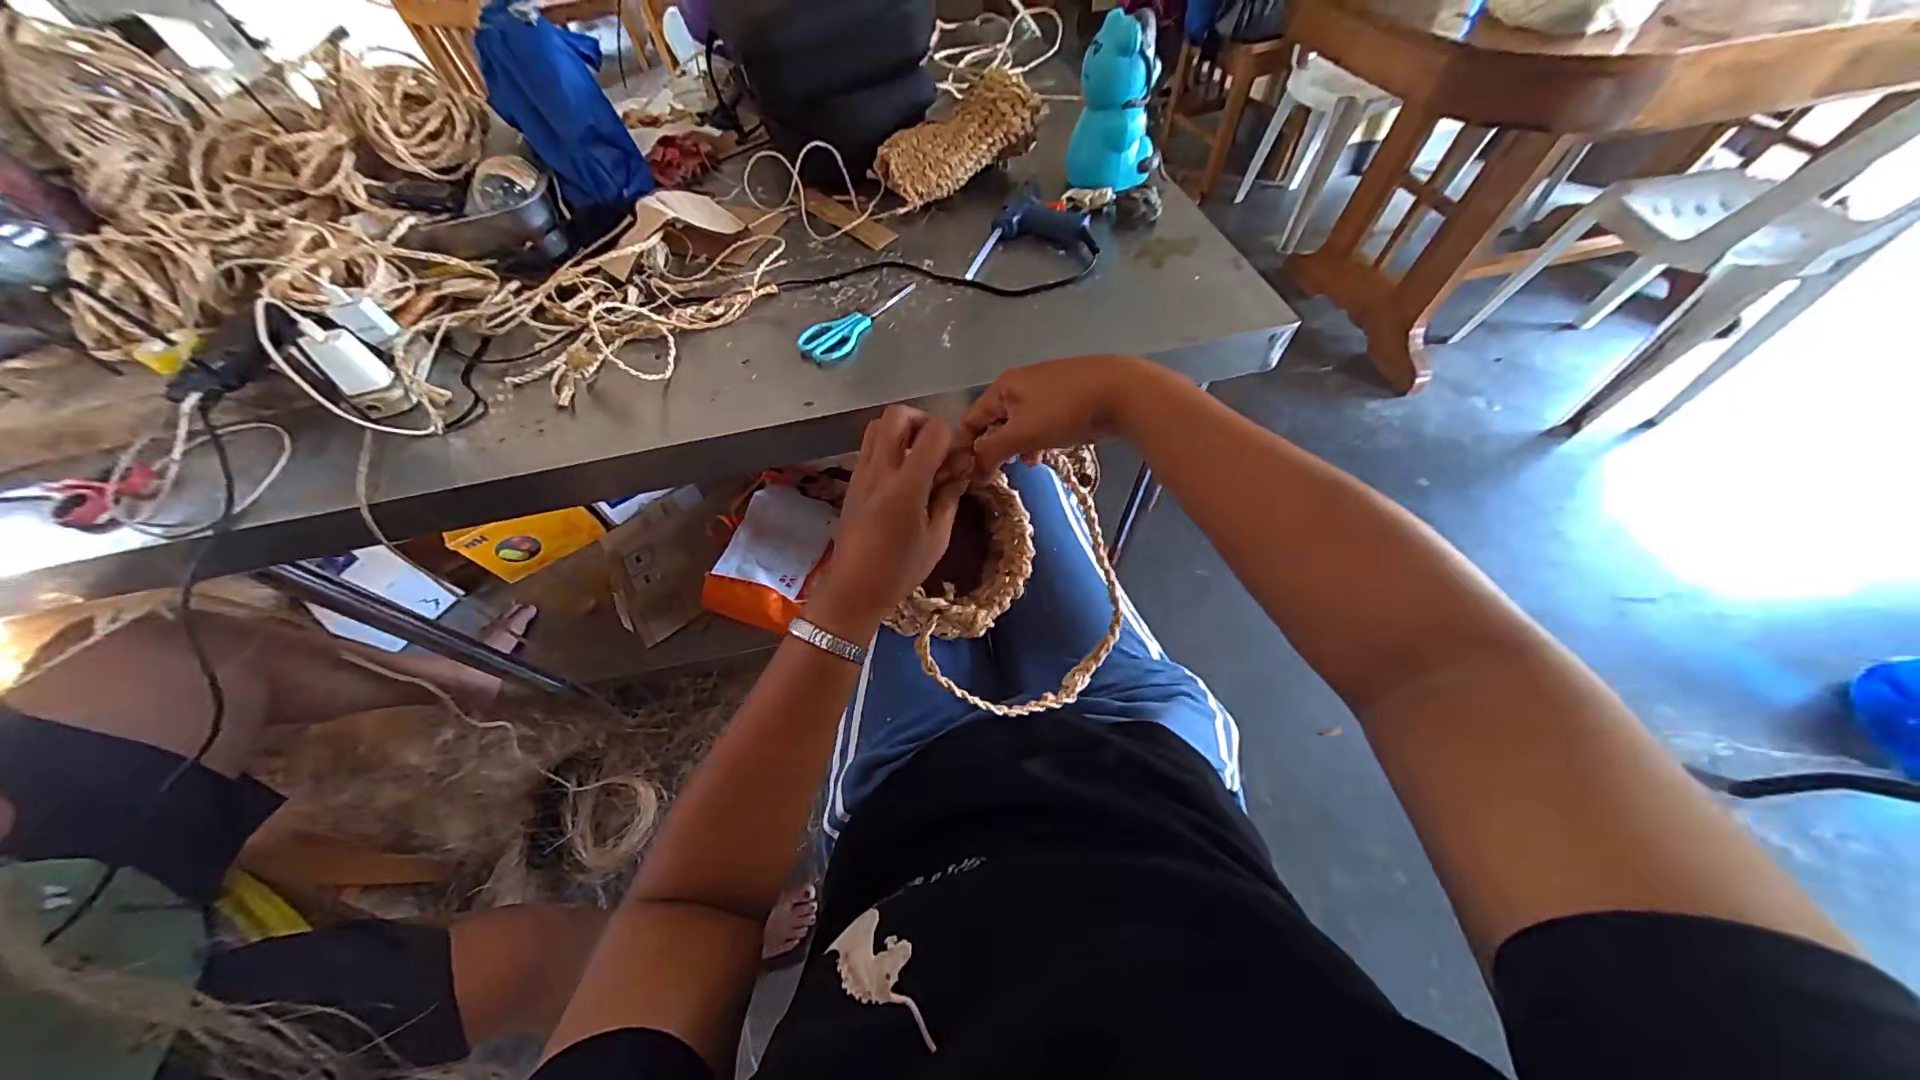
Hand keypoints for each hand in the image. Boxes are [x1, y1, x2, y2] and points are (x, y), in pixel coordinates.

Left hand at [811, 407, 969, 635]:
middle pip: (897, 415)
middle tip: (936, 446)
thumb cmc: (900, 569)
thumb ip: (949, 497)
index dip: (952, 437)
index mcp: (906, 486)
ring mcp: (861, 474)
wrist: (854, 588)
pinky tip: (901, 473)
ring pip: (877, 425)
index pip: (933, 433)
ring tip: (918, 456)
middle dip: (923, 420)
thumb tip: (959, 471)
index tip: (959, 458)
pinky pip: (868, 447)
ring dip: (901, 430)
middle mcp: (880, 471)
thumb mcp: (937, 537)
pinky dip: (887, 446)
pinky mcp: (852, 482)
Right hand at [961, 355, 1168, 472]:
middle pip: (995, 422)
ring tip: (1028, 464)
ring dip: (1018, 447)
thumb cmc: (1063, 411)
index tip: (969, 473)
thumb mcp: (1022, 434)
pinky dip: (1038, 439)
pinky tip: (1046, 453)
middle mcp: (1020, 384)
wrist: (1121, 391)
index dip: (967, 447)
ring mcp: (1045, 389)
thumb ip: (992, 452)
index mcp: (1004, 386)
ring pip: (1020, 424)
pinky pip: (1041, 423)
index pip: (971, 419)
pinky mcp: (1066, 398)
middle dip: (995, 448)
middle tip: (1001, 471)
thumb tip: (974, 470)